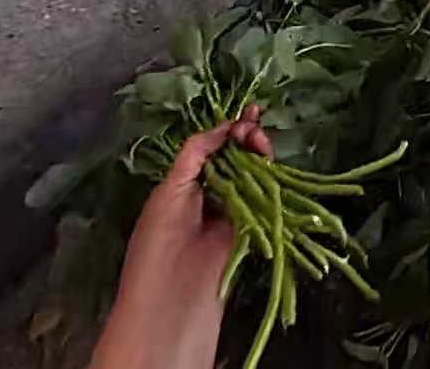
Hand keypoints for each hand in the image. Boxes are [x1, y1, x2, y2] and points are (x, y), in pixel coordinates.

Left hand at [89, 108, 272, 368]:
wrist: (168, 312)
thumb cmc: (158, 248)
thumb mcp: (170, 192)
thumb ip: (196, 154)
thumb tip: (222, 128)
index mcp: (180, 183)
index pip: (208, 146)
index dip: (227, 129)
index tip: (246, 117)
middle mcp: (203, 194)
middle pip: (231, 157)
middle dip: (245, 138)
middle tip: (257, 129)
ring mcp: (224, 212)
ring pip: (246, 175)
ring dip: (257, 155)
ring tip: (264, 145)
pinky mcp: (243, 230)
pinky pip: (257, 199)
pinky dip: (267, 181)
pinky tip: (271, 166)